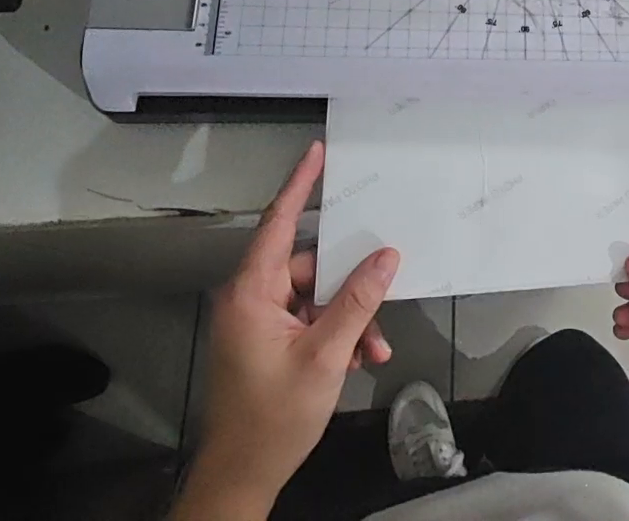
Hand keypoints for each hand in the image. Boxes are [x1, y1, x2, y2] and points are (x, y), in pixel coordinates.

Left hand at [174, 142, 399, 519]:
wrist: (241, 477)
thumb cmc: (275, 416)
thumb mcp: (325, 356)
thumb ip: (357, 301)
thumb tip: (387, 255)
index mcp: (251, 293)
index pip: (276, 223)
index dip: (298, 185)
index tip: (316, 152)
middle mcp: (252, 297)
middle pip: (311, 266)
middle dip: (350, 287)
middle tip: (381, 301)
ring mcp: (260, 319)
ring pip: (317, 296)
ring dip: (349, 318)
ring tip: (372, 350)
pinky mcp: (269, 339)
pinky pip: (311, 318)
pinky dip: (337, 333)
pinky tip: (359, 359)